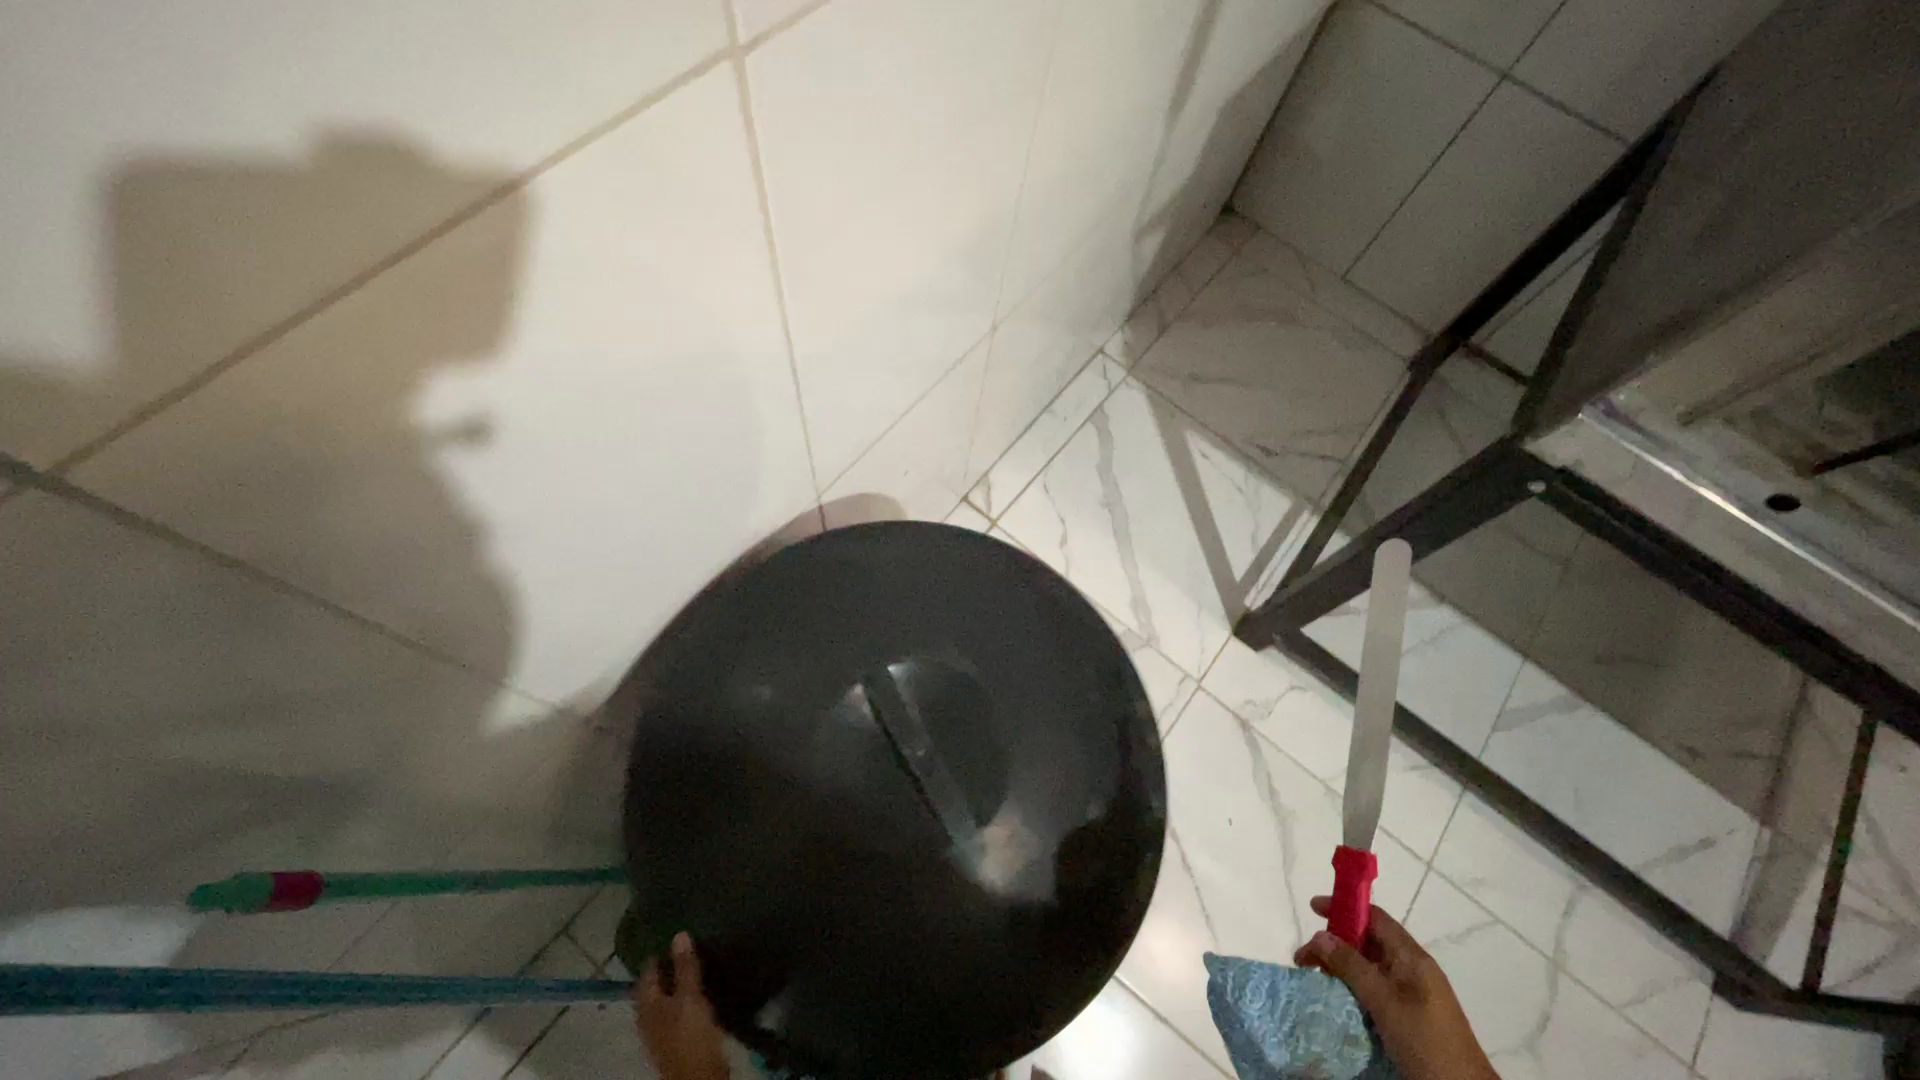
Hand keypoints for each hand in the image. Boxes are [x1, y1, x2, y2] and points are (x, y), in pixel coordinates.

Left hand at [635, 933, 729, 1079]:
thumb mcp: (690, 997)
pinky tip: (699, 991)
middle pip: (655, 986)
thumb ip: (685, 967)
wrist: (698, 1077)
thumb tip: (679, 934)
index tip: (673, 933)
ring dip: (677, 982)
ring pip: (666, 998)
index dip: (658, 954)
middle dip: (667, 967)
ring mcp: (661, 1030)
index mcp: (647, 1004)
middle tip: (686, 946)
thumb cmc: (690, 1034)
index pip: (648, 972)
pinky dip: (685, 997)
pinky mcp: (676, 1038)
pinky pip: (677, 1010)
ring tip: (695, 964)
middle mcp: (648, 1016)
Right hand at [1295, 897, 1496, 1079]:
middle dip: (1334, 942)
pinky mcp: (1409, 1013)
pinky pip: (1375, 987)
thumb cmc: (1425, 1041)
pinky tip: (1337, 997)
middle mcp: (1413, 969)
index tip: (1313, 909)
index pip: (1376, 918)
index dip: (1344, 907)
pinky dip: (1352, 985)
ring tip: (1314, 976)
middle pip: (1369, 941)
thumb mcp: (1384, 1002)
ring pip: (1369, 965)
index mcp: (1412, 958)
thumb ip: (1352, 966)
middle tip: (1304, 958)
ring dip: (1341, 965)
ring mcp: (1412, 992)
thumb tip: (1320, 935)